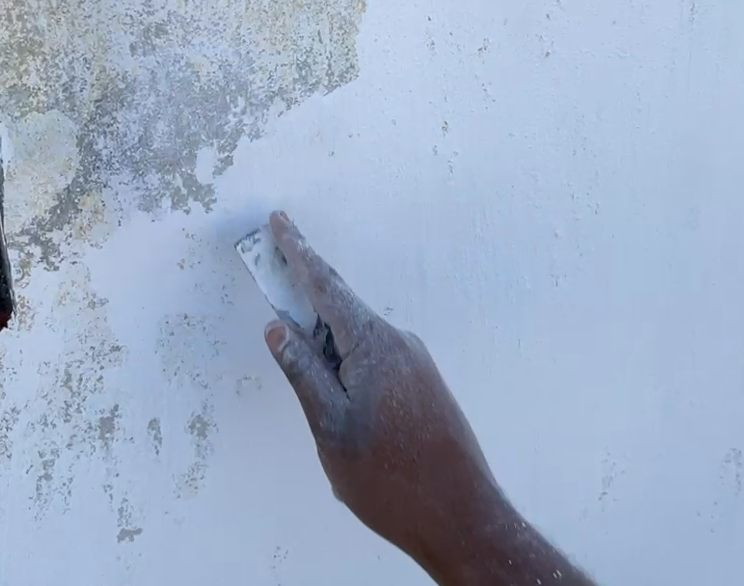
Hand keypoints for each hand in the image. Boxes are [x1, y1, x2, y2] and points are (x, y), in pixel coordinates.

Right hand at [263, 213, 590, 585]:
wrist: (466, 522)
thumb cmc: (392, 479)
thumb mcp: (331, 426)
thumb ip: (302, 371)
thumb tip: (277, 327)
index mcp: (373, 344)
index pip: (325, 285)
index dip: (297, 251)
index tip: (279, 222)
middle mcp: (397, 342)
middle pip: (338, 308)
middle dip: (304, 297)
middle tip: (277, 292)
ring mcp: (413, 362)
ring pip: (354, 338)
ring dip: (325, 345)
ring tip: (314, 393)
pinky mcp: (420, 384)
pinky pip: (371, 357)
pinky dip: (345, 362)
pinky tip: (342, 406)